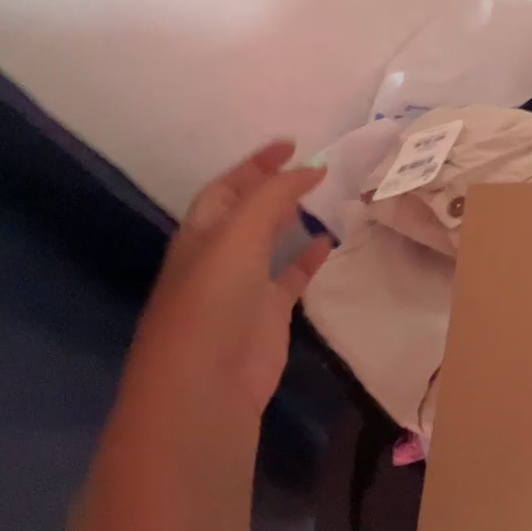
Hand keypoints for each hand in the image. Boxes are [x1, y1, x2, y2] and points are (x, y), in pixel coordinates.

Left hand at [128, 141, 330, 419]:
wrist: (203, 386)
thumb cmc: (212, 305)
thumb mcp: (237, 238)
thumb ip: (273, 197)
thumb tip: (312, 167)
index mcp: (200, 236)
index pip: (226, 188)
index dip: (255, 164)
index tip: (291, 143)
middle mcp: (218, 257)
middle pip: (246, 211)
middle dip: (273, 186)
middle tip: (313, 166)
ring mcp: (243, 287)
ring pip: (269, 241)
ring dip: (293, 218)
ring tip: (326, 197)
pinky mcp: (268, 313)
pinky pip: (291, 275)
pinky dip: (310, 256)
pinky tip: (331, 243)